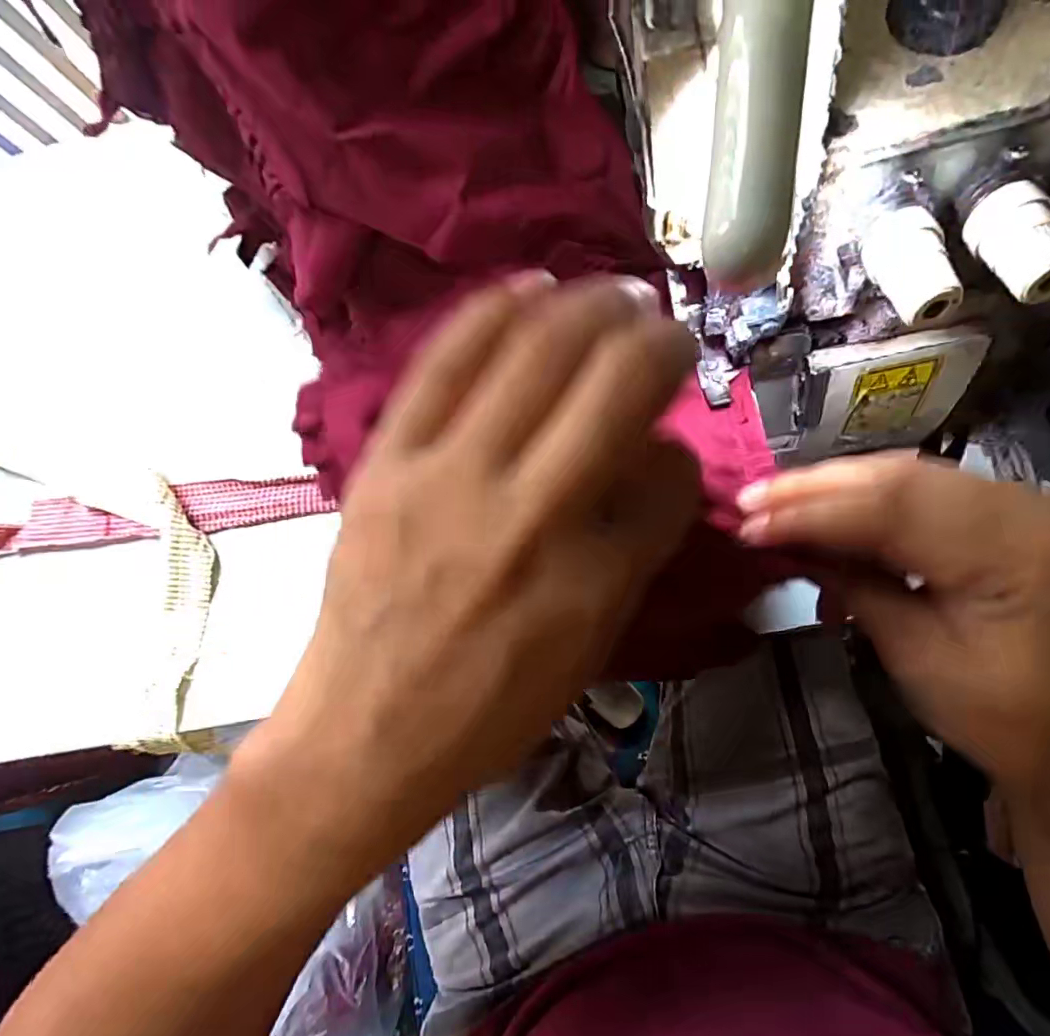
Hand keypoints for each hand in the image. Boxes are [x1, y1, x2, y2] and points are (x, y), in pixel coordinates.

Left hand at [238, 274, 702, 845]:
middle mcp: (531, 513)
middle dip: (659, 343)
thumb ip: (633, 554)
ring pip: (536, 354)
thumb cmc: (491, 710)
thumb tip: (656, 465)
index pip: (669, 478)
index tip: (672, 447)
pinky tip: (533, 286)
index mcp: (593, 577)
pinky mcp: (388, 462)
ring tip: (617, 293)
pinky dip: (495, 312)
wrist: (366, 735)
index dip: (683, 454)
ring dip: (592, 308)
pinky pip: (445, 363)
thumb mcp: (589, 648)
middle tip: (670, 331)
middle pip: (615, 387)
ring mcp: (450, 477)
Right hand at [738, 455, 1049, 797]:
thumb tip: (781, 540)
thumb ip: (852, 583)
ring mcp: (1046, 502)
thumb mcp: (913, 654)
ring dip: (842, 489)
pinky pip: (938, 493)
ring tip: (779, 502)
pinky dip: (877, 503)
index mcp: (1030, 554)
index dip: (816, 511)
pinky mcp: (1031, 509)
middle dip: (821, 489)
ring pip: (919, 477)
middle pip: (909, 478)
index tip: (750, 520)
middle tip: (754, 500)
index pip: (900, 509)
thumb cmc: (998, 720)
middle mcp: (1048, 508)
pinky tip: (832, 509)